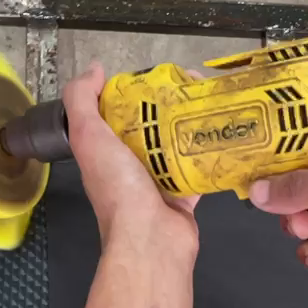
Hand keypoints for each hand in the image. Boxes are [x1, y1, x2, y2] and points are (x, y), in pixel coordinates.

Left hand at [65, 63, 200, 260]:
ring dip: (193, 124)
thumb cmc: (118, 189)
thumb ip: (81, 100)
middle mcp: (129, 166)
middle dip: (171, 104)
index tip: (158, 74)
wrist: (151, 239)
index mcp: (105, 151)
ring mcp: (158, 182)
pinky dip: (210, 153)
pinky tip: (225, 132)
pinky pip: (199, 168)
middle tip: (196, 86)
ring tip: (214, 103)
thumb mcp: (88, 137)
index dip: (135, 90)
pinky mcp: (184, 195)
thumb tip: (93, 69)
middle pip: (151, 126)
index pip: (117, 112)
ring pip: (177, 145)